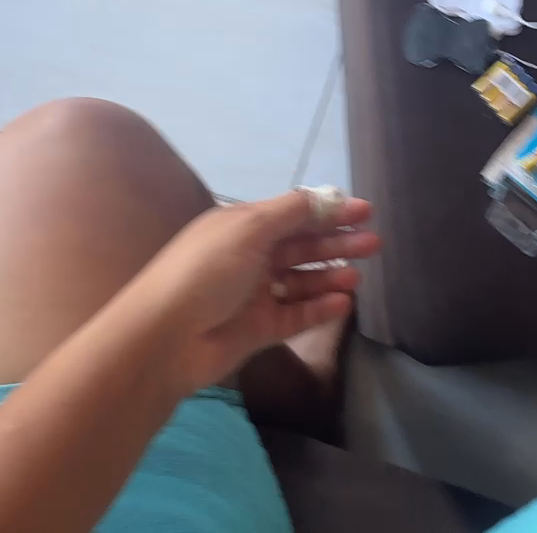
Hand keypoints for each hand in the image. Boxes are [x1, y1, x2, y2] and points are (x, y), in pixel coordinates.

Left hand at [129, 188, 379, 393]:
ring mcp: (255, 294)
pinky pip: (297, 315)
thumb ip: (292, 211)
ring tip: (358, 276)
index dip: (330, 211)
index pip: (295, 213)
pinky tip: (343, 303)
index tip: (365, 211)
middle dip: (338, 242)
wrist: (163, 339)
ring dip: (331, 275)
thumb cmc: (206, 271)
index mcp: (244, 226)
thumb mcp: (249, 228)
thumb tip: (329, 196)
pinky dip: (319, 308)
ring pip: (302, 281)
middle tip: (373, 243)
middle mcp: (251, 256)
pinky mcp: (258, 329)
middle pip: (303, 246)